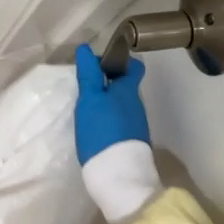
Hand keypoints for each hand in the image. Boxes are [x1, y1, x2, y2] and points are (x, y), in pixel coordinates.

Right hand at [73, 42, 149, 163]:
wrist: (119, 175)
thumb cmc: (102, 131)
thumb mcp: (90, 100)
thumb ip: (89, 74)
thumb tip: (86, 48)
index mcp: (128, 90)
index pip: (133, 67)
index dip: (121, 62)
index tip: (101, 64)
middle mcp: (137, 104)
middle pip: (126, 87)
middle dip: (110, 84)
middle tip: (88, 89)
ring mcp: (137, 125)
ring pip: (124, 105)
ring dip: (109, 104)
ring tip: (89, 110)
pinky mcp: (133, 143)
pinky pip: (122, 123)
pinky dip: (111, 121)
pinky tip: (97, 129)